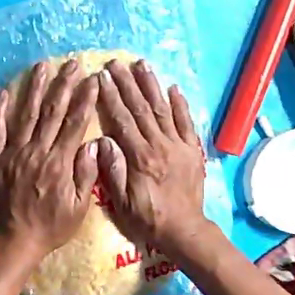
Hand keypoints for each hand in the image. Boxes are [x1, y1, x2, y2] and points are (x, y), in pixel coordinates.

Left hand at [0, 59, 103, 258]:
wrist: (13, 240)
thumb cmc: (50, 227)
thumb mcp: (78, 208)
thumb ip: (86, 175)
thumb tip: (91, 144)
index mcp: (60, 162)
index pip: (75, 123)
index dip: (85, 99)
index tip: (92, 79)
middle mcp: (37, 151)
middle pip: (53, 112)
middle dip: (63, 85)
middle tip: (71, 63)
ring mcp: (14, 152)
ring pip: (27, 114)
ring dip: (35, 88)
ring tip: (42, 66)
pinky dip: (1, 110)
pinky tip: (6, 91)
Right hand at [96, 59, 209, 257]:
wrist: (184, 231)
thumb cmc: (147, 218)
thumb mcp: (121, 201)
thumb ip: (112, 169)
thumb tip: (101, 140)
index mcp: (139, 157)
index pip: (122, 120)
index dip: (111, 96)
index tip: (101, 77)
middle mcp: (160, 145)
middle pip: (141, 108)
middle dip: (127, 83)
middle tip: (116, 63)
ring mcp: (179, 146)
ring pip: (163, 110)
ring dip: (152, 85)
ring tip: (142, 64)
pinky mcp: (193, 151)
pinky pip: (187, 123)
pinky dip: (180, 104)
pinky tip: (173, 88)